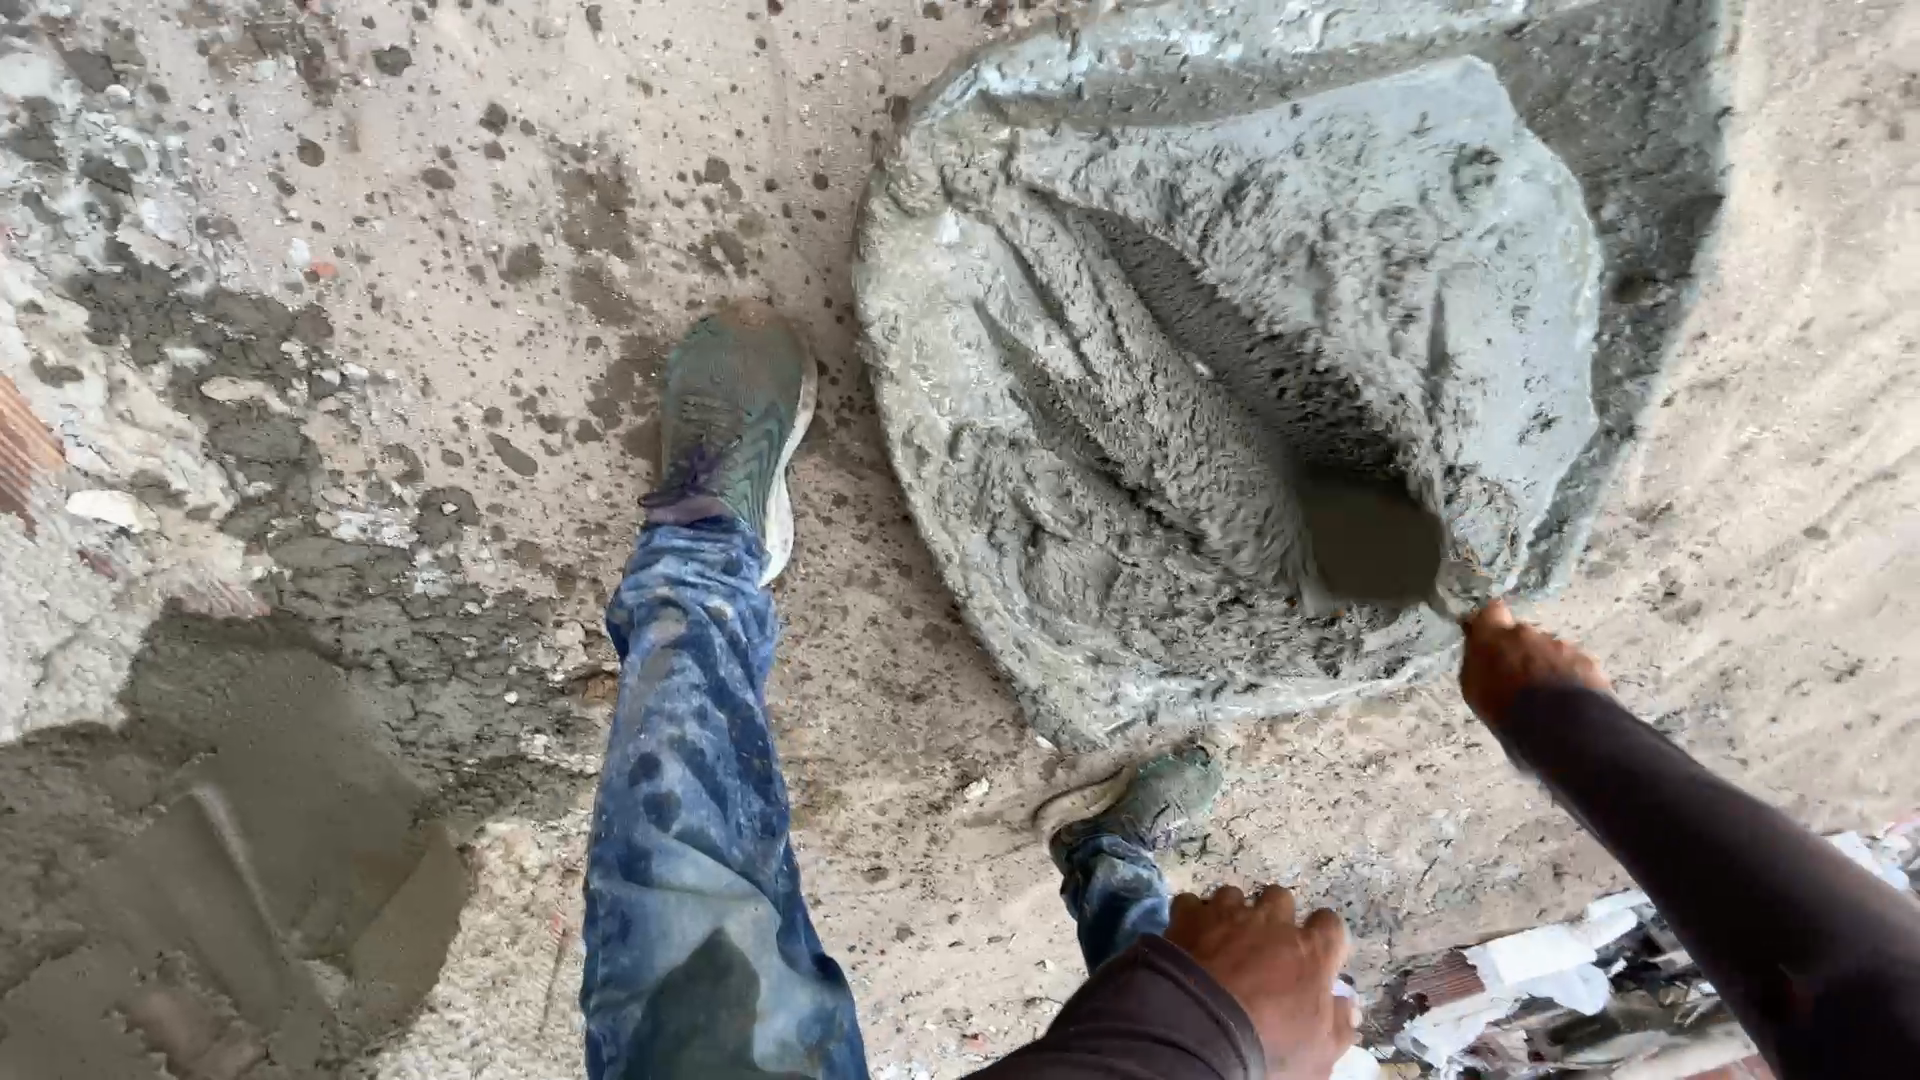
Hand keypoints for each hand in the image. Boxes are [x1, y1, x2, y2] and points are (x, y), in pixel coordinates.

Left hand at [1164, 885, 1354, 1079]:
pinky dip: (1192, 917)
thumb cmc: (1269, 1045)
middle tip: (1267, 944)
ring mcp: (1226, 912)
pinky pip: (1191, 902)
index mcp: (1309, 951)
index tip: (1319, 952)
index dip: (1325, 936)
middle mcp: (1269, 921)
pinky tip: (1190, 937)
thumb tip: (1348, 1005)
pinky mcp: (1189, 915)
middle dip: (1276, 915)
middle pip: (1280, 897)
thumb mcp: (1319, 1055)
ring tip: (1224, 940)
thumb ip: (1337, 1026)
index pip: (1331, 924)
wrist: (1200, 1028)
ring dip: (1233, 913)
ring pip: (1234, 894)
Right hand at [1459, 599, 1610, 726]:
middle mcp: (1526, 633)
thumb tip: (1482, 652)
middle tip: (1519, 675)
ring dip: (1545, 664)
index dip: (1491, 620)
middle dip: (1520, 649)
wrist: (1560, 726)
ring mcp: (1560, 645)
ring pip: (1548, 650)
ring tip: (1547, 693)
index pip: (1490, 611)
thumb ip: (1478, 661)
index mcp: (1493, 636)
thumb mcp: (1474, 687)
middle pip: (1521, 634)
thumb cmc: (1504, 708)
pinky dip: (1569, 676)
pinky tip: (1567, 698)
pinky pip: (1573, 664)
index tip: (1489, 633)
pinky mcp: (1587, 661)